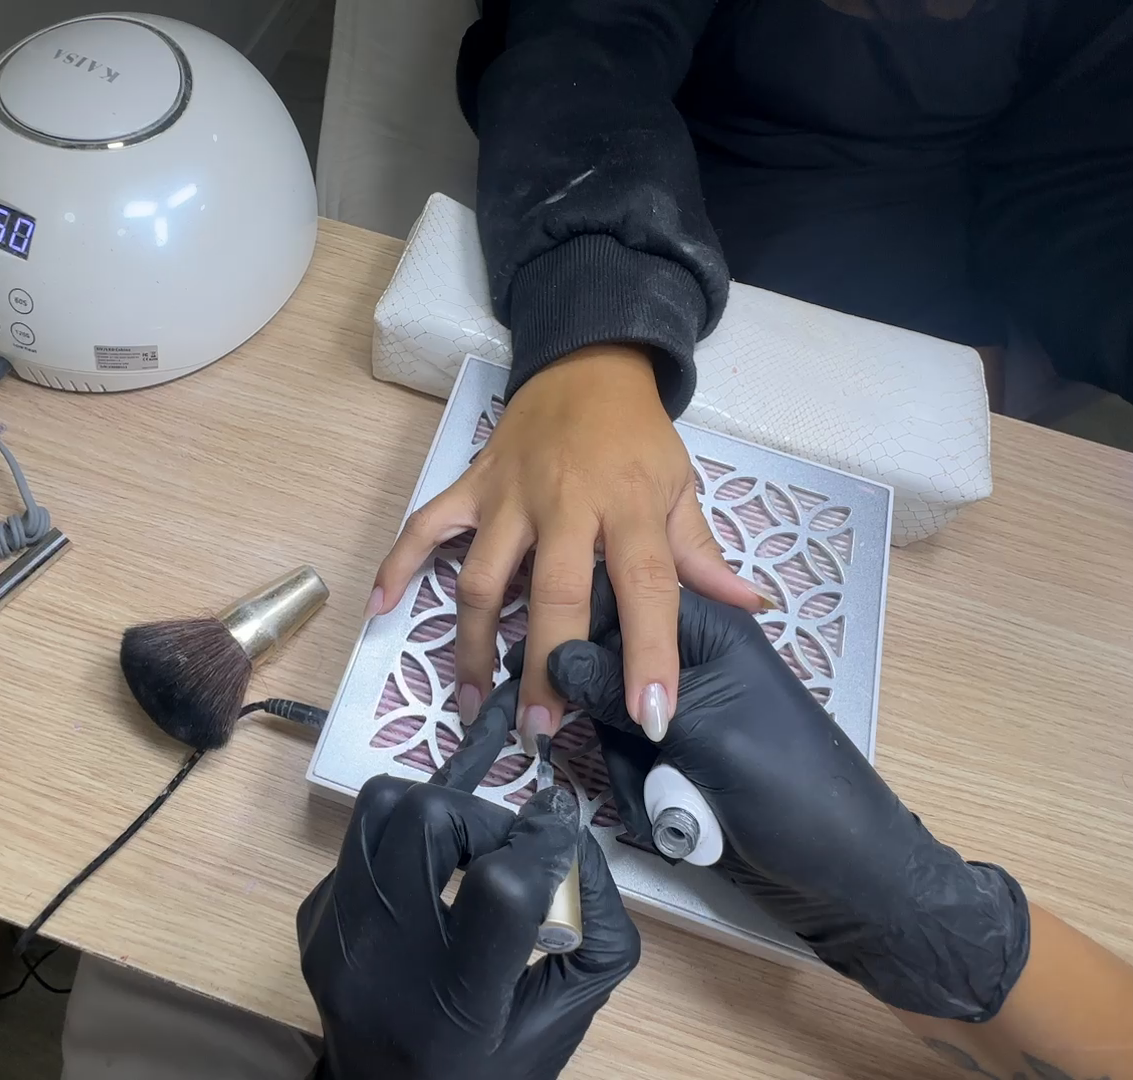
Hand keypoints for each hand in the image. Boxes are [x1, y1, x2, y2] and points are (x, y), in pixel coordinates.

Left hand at [298, 680, 639, 1079]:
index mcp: (455, 1004)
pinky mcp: (315, 912)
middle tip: (508, 843)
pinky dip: (406, 830)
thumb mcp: (560, 1019)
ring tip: (469, 834)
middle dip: (482, 815)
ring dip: (437, 804)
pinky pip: (361, 833)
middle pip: (426, 819)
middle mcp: (381, 960)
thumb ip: (593, 930)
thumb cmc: (485, 1069)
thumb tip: (570, 832)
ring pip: (381, 803)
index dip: (539, 846)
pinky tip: (437, 845)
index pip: (499, 887)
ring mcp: (335, 931)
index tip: (556, 840)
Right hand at [370, 345, 763, 748]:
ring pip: (480, 576)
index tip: (649, 715)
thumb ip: (702, 551)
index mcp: (630, 504)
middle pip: (552, 593)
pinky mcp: (470, 484)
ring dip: (471, 643)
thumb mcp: (680, 484)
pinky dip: (399, 564)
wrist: (586, 367)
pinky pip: (425, 526)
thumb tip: (750, 608)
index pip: (646, 585)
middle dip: (545, 667)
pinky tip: (381, 608)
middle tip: (539, 729)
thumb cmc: (636, 435)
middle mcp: (565, 503)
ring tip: (473, 702)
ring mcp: (508, 495)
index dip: (651, 653)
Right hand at [537, 573, 1029, 1021]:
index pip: (616, 598)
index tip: (525, 665)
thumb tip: (547, 657)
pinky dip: (626, 778)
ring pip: (603, 708)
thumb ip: (618, 689)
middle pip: (600, 656)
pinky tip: (650, 808)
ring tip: (645, 794)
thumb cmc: (786, 784)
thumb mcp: (702, 730)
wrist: (844, 878)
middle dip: (585, 703)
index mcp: (703, 627)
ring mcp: (676, 706)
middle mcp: (683, 657)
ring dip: (611, 753)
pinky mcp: (671, 749)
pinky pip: (621, 748)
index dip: (568, 625)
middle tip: (555, 734)